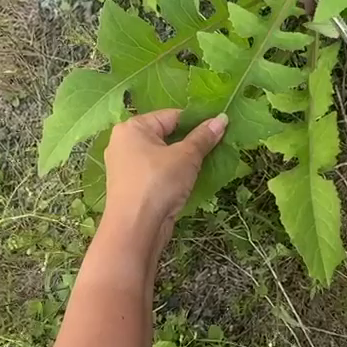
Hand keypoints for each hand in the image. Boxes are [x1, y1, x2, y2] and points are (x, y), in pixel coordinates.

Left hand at [101, 109, 226, 246]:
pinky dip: (174, 172)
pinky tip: (192, 177)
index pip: (171, 116)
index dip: (197, 121)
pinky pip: (158, 171)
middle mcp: (124, 143)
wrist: (135, 230)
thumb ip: (204, 136)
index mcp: (132, 128)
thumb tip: (222, 118)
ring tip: (209, 160)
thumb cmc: (158, 183)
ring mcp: (126, 166)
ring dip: (184, 158)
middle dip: (191, 140)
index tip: (220, 127)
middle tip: (217, 144)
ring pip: (163, 155)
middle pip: (166, 135)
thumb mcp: (186, 156)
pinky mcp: (133, 186)